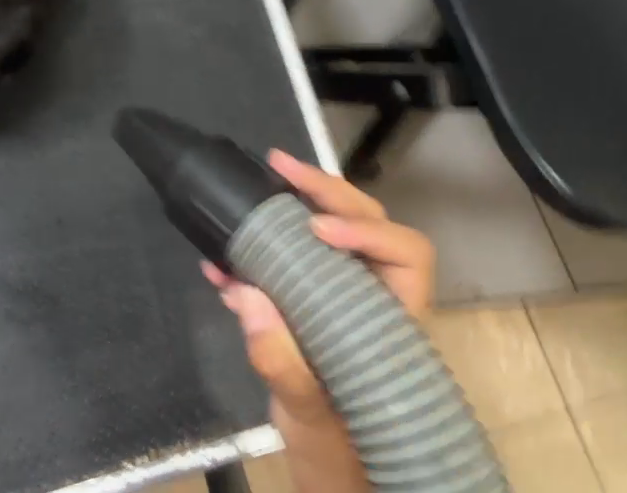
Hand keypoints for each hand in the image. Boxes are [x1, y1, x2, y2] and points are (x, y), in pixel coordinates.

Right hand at [202, 150, 434, 476]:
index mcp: (396, 323)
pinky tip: (221, 261)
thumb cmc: (339, 454)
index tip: (317, 228)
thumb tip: (245, 294)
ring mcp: (344, 302)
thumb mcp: (311, 416)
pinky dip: (259, 254)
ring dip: (297, 204)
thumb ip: (284, 362)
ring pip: (333, 237)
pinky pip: (291, 268)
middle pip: (369, 225)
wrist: (333, 482)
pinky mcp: (310, 311)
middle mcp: (376, 301)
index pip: (405, 255)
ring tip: (263, 179)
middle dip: (327, 190)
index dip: (365, 231)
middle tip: (279, 166)